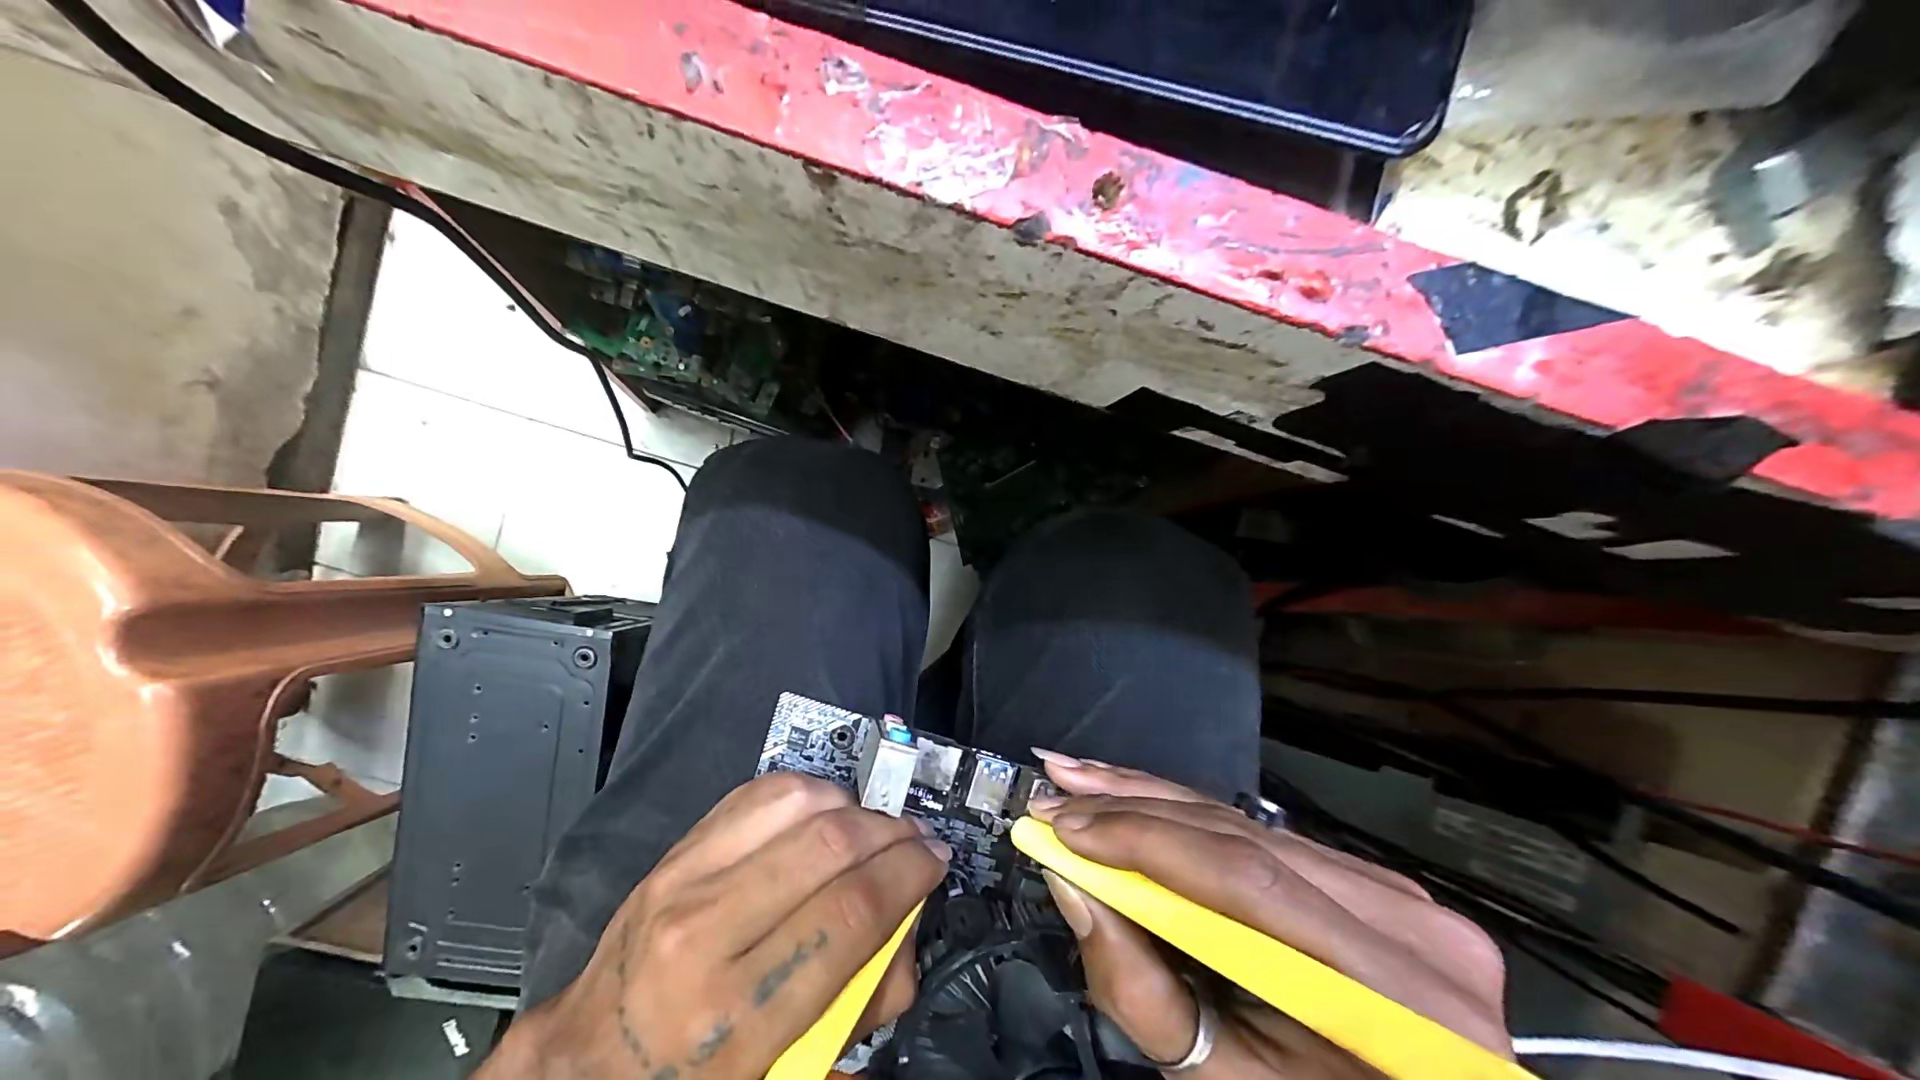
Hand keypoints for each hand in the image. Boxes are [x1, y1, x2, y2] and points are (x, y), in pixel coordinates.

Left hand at [481, 773, 949, 1079]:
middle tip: (915, 840)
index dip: (908, 875)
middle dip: (891, 834)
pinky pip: (759, 794)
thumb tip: (908, 923)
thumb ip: (863, 1002)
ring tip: (872, 829)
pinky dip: (809, 793)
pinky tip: (825, 812)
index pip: (849, 915)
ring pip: (797, 807)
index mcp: (739, 1017)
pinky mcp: (675, 853)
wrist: (592, 1062)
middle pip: (829, 849)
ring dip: (854, 807)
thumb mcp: (789, 1072)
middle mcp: (706, 938)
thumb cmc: (700, 1079)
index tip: (935, 860)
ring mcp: (684, 884)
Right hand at [1027, 752, 1509, 1077]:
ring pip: (1248, 825)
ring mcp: (1398, 893)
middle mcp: (1407, 921)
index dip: (1148, 842)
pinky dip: (1192, 817)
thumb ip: (1143, 992)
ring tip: (1076, 778)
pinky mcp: (1371, 878)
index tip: (1064, 828)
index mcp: (1394, 996)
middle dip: (1134, 810)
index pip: (1249, 881)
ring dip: (1153, 800)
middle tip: (1053, 793)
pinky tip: (1138, 795)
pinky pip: (1265, 836)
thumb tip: (1071, 886)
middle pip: (1244, 838)